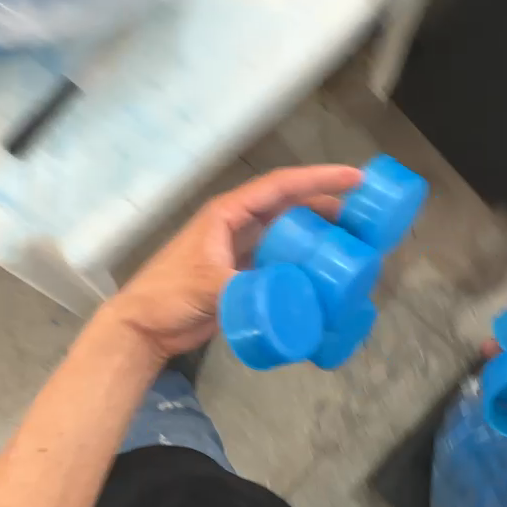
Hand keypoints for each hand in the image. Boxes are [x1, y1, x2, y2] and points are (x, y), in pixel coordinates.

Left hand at [103, 165, 362, 359]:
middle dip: (324, 205)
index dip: (318, 179)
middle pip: (288, 207)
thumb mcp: (205, 285)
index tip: (354, 179)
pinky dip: (300, 264)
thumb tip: (280, 291)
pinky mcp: (242, 277)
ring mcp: (239, 252)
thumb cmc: (167, 294)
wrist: (145, 327)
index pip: (279, 187)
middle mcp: (236, 227)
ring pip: (285, 235)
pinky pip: (278, 263)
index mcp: (227, 214)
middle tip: (361, 216)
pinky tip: (320, 274)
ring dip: (315, 235)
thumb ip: (239, 284)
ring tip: (349, 242)